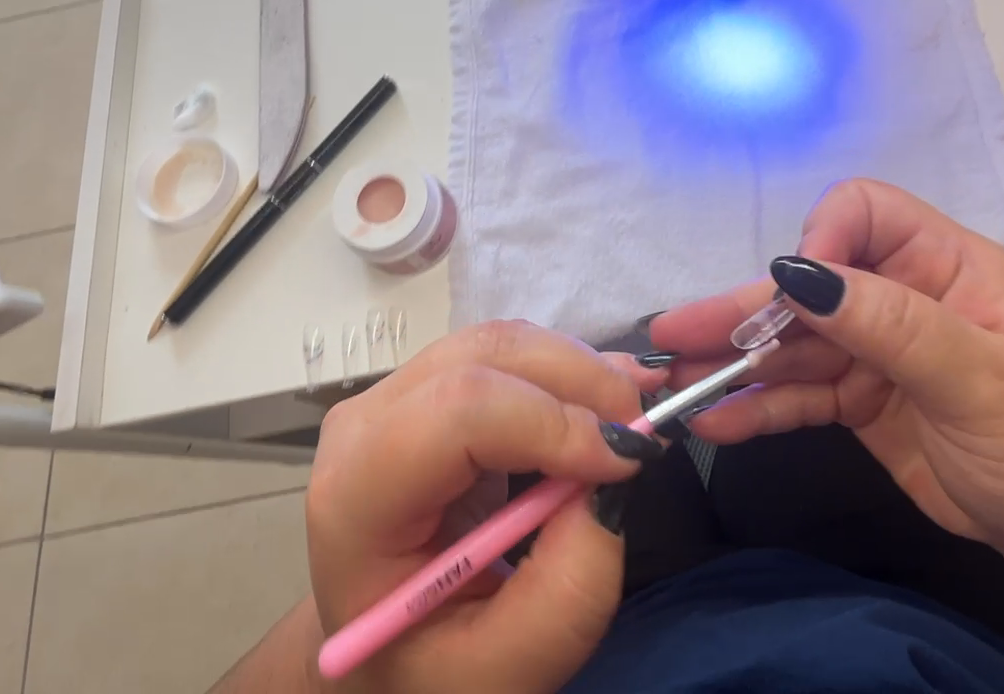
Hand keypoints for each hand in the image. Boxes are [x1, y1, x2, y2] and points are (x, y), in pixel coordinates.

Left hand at [305, 322, 667, 692]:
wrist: (387, 634)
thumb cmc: (431, 664)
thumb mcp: (506, 667)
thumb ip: (570, 591)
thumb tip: (613, 482)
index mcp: (356, 496)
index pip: (457, 411)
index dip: (551, 420)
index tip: (627, 460)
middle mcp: (363, 423)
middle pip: (483, 357)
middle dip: (579, 380)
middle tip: (647, 429)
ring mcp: (392, 395)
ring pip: (500, 342)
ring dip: (578, 369)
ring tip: (637, 411)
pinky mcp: (428, 387)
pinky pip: (504, 354)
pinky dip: (565, 369)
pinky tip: (604, 399)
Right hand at [648, 179, 1003, 569]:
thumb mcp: (986, 386)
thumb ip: (895, 327)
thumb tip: (802, 273)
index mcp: (948, 269)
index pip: (868, 215)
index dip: (822, 238)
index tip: (790, 288)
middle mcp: (901, 298)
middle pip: (808, 287)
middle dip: (743, 310)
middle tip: (675, 334)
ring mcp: (874, 352)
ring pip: (791, 344)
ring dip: (733, 361)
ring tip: (674, 382)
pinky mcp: (857, 401)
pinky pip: (797, 395)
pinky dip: (756, 407)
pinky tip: (716, 421)